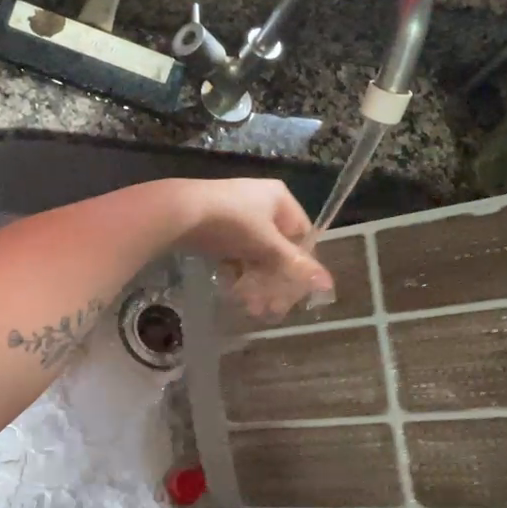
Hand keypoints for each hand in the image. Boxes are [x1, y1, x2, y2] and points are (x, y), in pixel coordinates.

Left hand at [170, 178, 333, 319]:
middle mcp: (261, 203)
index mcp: (279, 199)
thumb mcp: (267, 245)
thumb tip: (328, 284)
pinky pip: (233, 253)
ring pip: (254, 253)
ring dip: (254, 281)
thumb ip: (295, 265)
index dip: (300, 265)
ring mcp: (236, 215)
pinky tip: (232, 290)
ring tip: (249, 306)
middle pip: (277, 248)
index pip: (302, 235)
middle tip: (271, 309)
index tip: (295, 293)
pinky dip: (235, 272)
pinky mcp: (215, 227)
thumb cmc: (231, 223)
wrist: (178, 211)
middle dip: (274, 280)